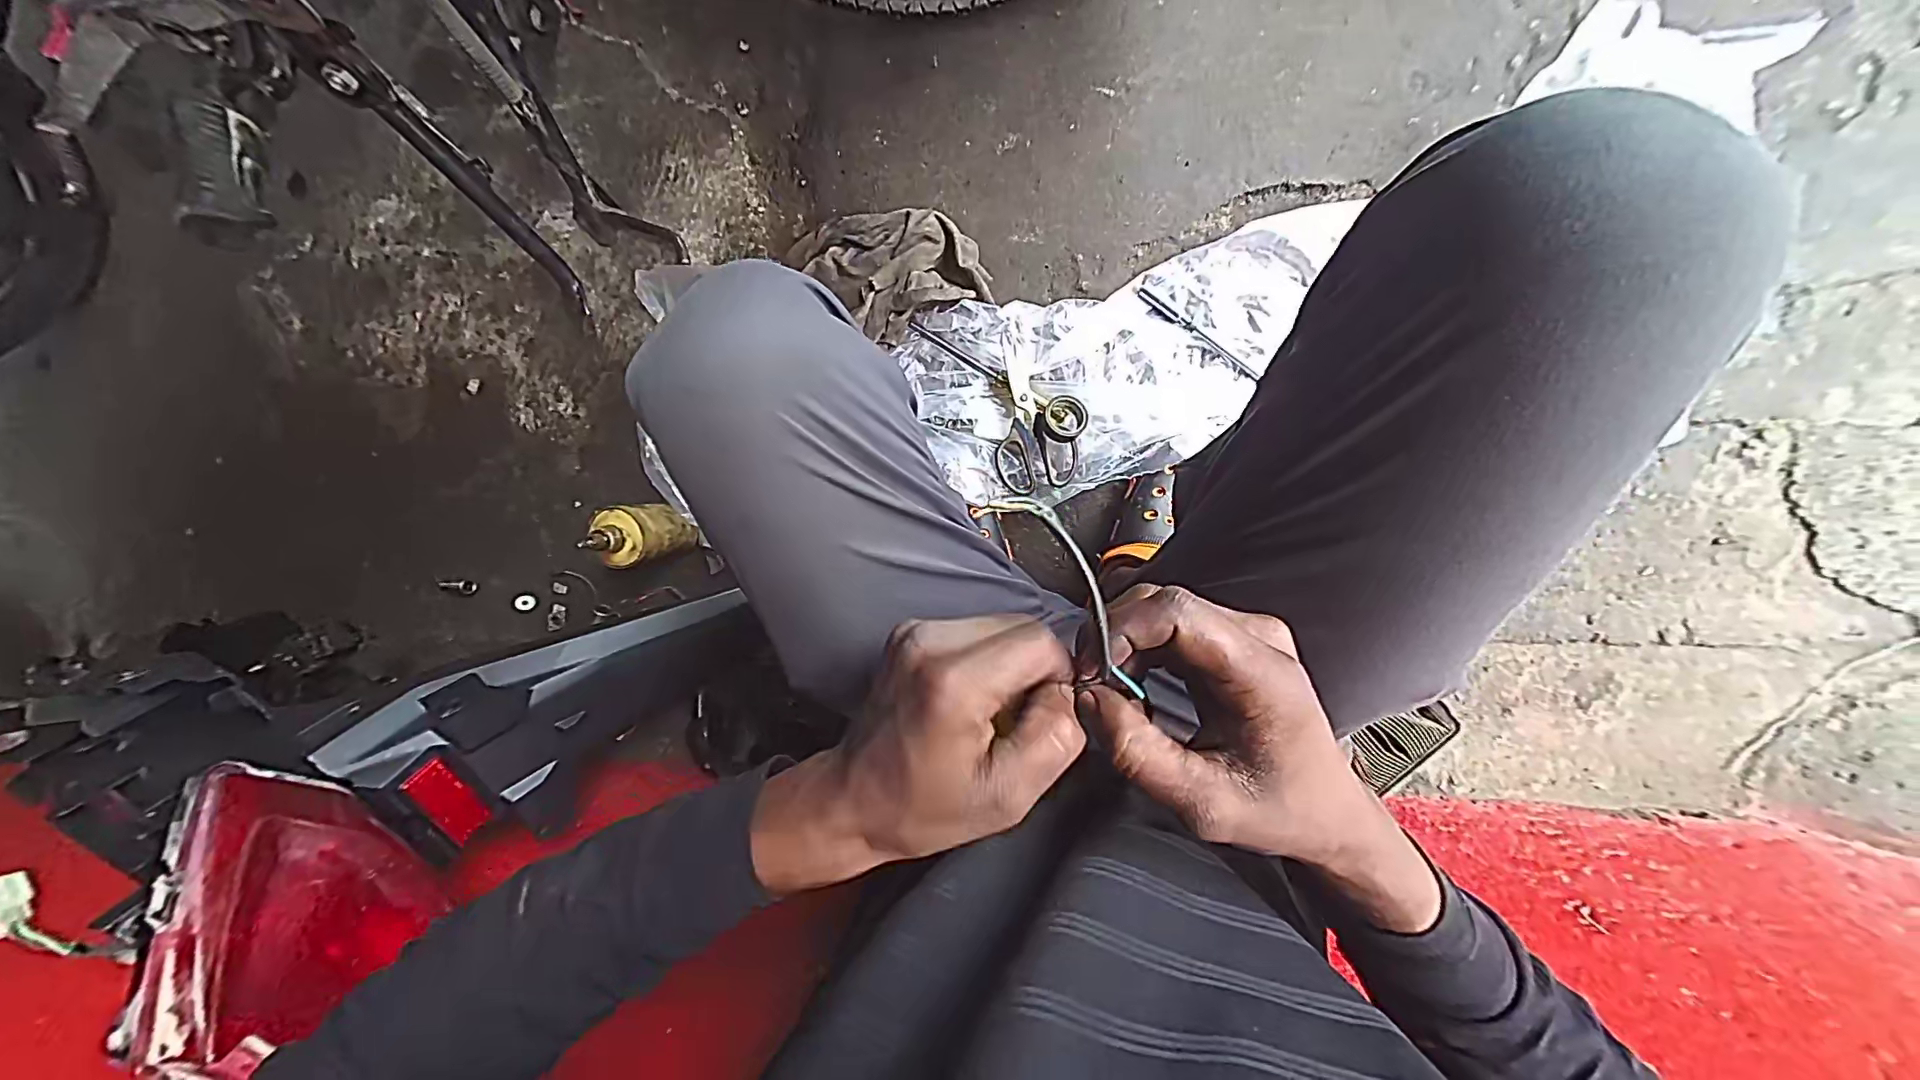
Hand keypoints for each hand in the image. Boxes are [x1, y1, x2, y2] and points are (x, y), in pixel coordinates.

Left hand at [751, 615, 1086, 894]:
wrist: (854, 798)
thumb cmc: (920, 806)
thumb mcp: (1009, 794)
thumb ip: (1058, 736)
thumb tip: (1068, 691)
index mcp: (954, 681)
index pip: (1042, 641)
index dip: (1057, 678)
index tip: (1041, 715)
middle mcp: (930, 642)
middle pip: (1024, 626)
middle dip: (1035, 670)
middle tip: (1014, 718)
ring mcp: (916, 631)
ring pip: (1003, 624)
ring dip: (1011, 664)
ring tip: (987, 710)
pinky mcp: (912, 631)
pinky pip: (977, 629)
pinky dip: (988, 659)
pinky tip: (969, 698)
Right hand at [1076, 586, 1439, 930]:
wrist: (1325, 812)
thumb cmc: (1281, 811)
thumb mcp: (1204, 803)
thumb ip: (1139, 753)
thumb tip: (1089, 699)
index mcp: (1263, 671)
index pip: (1176, 611)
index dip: (1122, 630)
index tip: (1093, 670)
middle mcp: (1257, 637)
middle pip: (1161, 601)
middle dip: (1113, 636)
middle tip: (1091, 683)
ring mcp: (1243, 633)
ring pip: (1158, 607)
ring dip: (1120, 641)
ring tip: (1109, 688)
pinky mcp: (1226, 639)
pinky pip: (1165, 624)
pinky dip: (1135, 647)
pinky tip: (1130, 683)